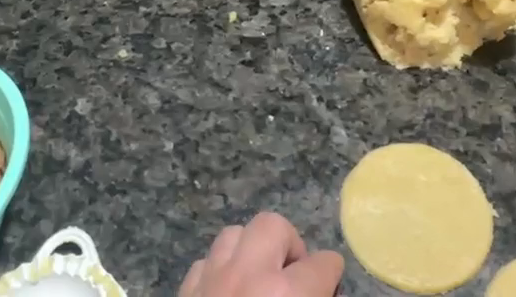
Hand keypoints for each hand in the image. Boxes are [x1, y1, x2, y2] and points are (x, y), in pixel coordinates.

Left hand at [179, 212, 343, 296]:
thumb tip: (328, 288)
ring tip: (259, 278)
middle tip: (294, 277)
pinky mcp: (184, 291)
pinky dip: (218, 271)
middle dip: (289, 245)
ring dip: (250, 252)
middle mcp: (247, 275)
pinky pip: (204, 264)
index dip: (331, 275)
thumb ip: (316, 294)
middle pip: (274, 225)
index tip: (331, 282)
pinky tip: (226, 291)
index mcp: (284, 291)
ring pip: (233, 235)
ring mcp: (210, 279)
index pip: (324, 264)